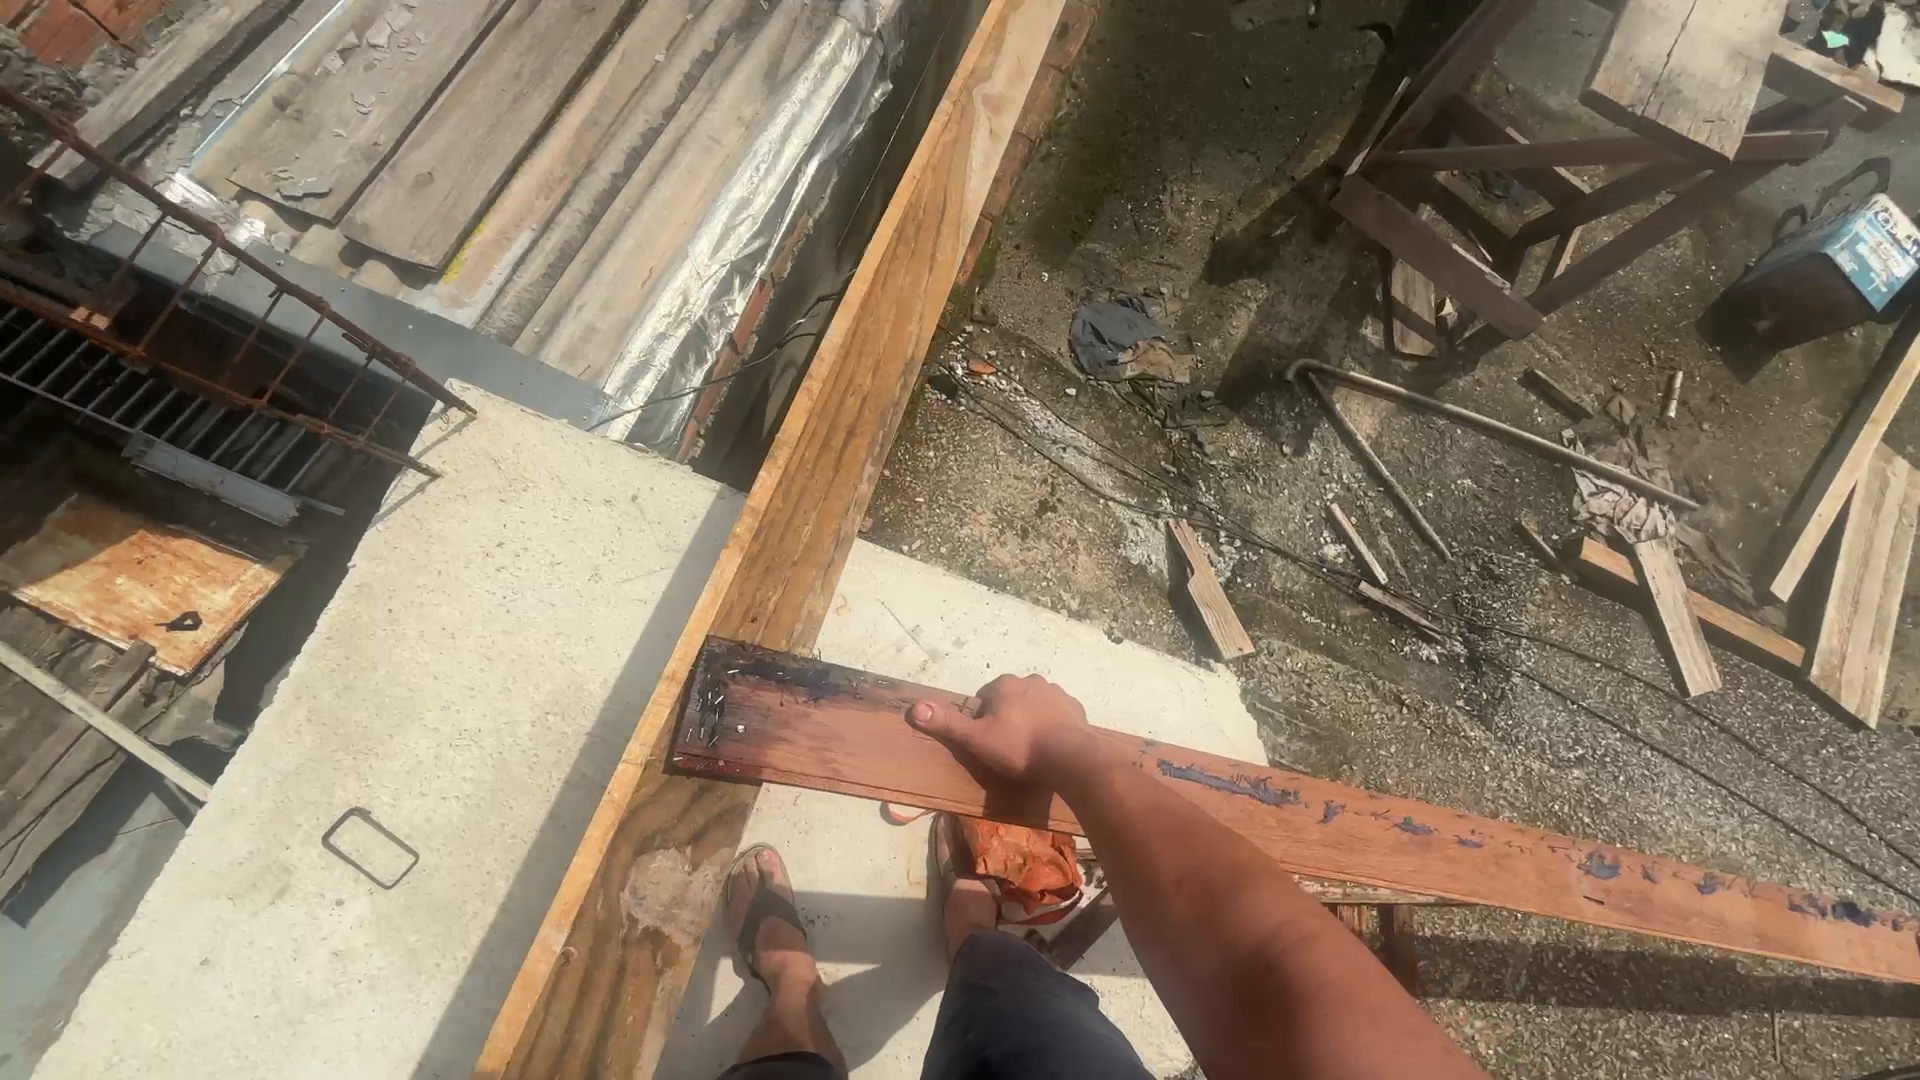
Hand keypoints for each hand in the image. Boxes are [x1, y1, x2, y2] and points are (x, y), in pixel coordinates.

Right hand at [907, 674, 1106, 786]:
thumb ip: (947, 723)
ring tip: (1032, 749)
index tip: (989, 741)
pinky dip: (1054, 725)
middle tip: (1009, 747)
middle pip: (1012, 698)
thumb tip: (915, 708)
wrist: (1069, 757)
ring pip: (1036, 704)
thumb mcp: (976, 739)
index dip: (984, 719)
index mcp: (1005, 684)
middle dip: (1009, 717)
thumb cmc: (1018, 747)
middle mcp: (1031, 680)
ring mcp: (1056, 692)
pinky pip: (1059, 714)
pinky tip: (1052, 746)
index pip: (986, 698)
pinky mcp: (1076, 707)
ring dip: (1032, 720)